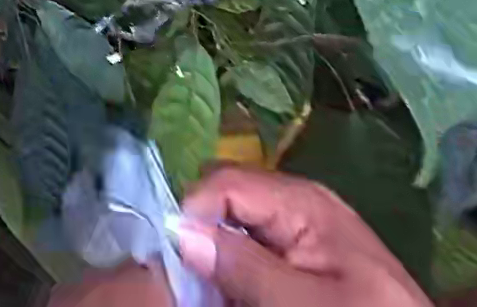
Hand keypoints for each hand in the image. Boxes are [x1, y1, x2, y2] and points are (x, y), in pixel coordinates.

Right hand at [173, 167, 431, 306]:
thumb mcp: (305, 304)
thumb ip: (243, 266)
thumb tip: (178, 229)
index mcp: (299, 199)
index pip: (223, 182)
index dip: (192, 213)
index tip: (171, 259)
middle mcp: (295, 202)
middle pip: (225, 198)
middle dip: (199, 231)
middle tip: (186, 280)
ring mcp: (299, 230)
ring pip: (234, 226)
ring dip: (215, 256)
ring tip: (206, 290)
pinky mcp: (303, 258)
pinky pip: (253, 250)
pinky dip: (236, 271)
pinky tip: (232, 292)